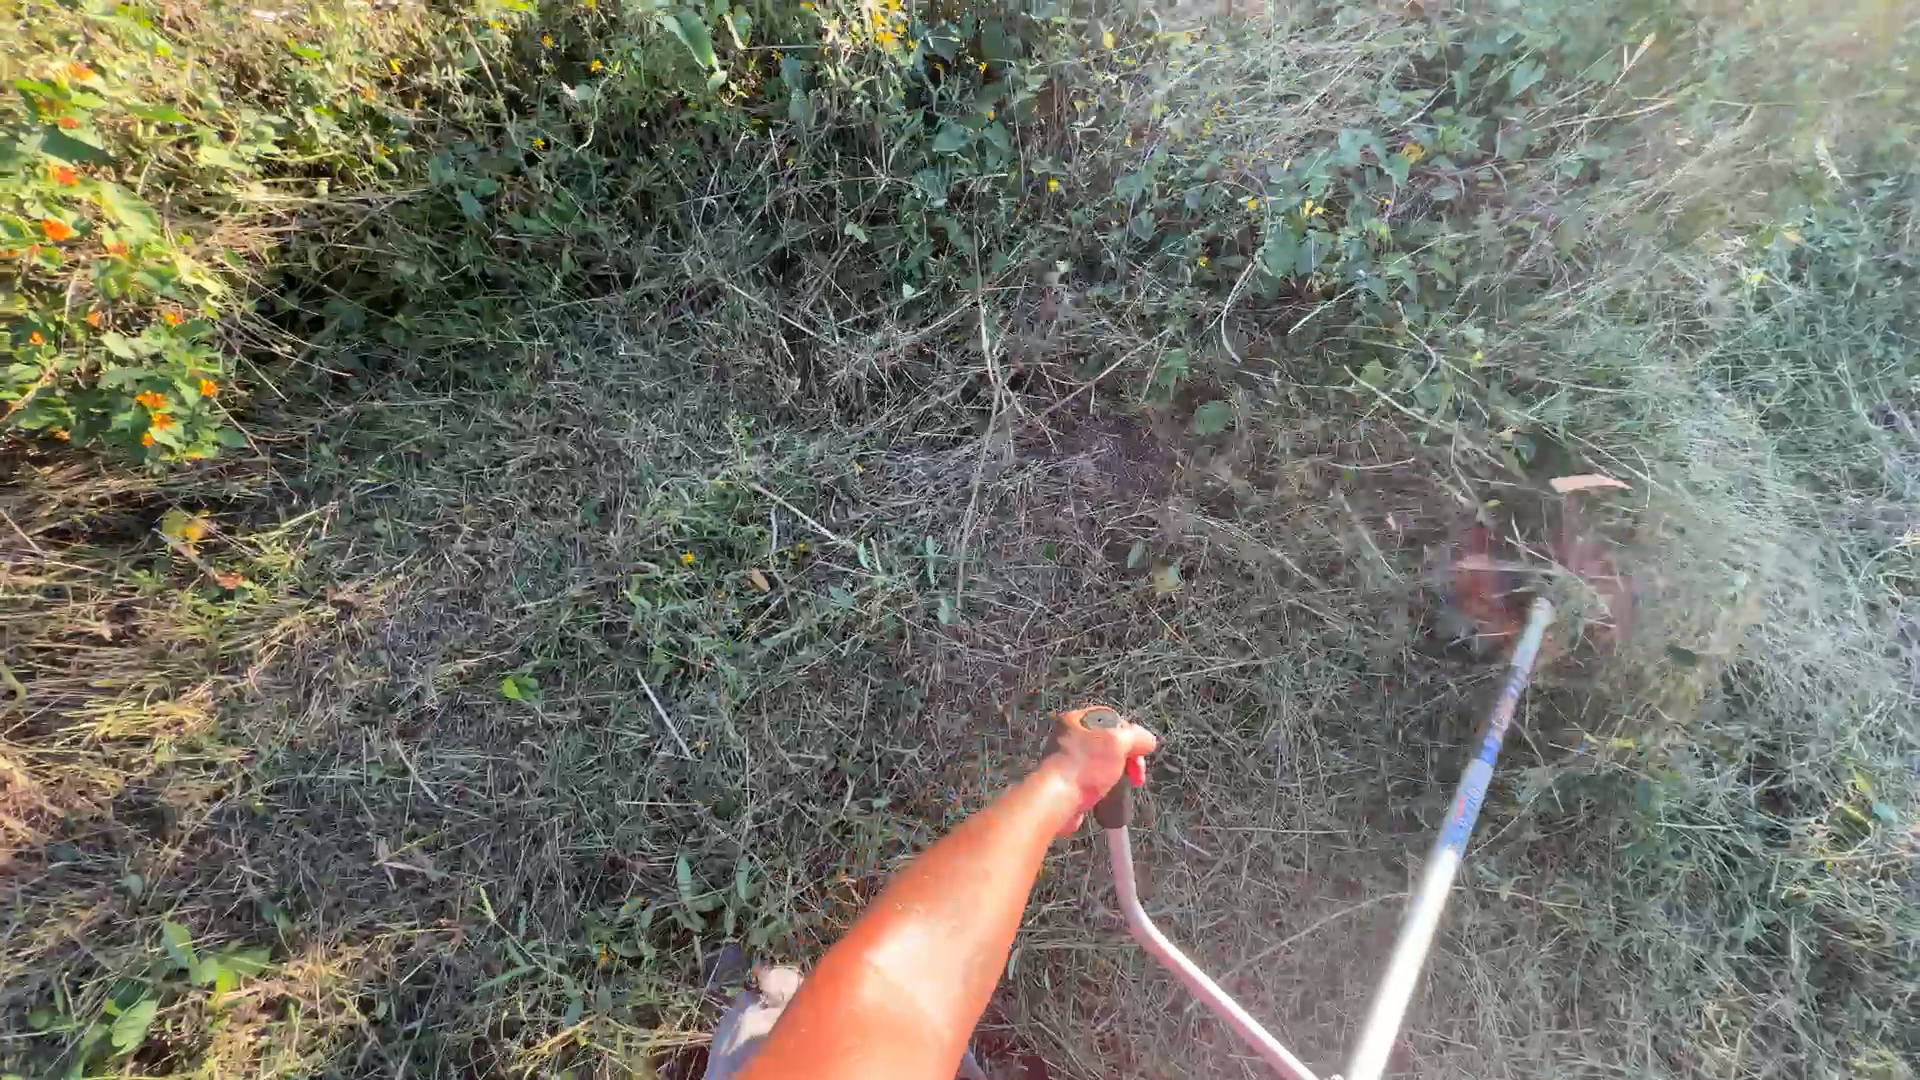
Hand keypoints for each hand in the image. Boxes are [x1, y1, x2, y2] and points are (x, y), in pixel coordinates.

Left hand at [1041, 704, 1157, 832]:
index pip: (1112, 718)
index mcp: (1077, 720)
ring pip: (1104, 763)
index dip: (1130, 733)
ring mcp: (1068, 760)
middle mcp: (1069, 737)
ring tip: (1124, 786)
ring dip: (1119, 774)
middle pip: (1110, 742)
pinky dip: (1105, 787)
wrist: (1057, 799)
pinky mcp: (1070, 783)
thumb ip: (1137, 736)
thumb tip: (1148, 741)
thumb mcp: (1118, 742)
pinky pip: (1094, 781)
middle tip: (1137, 775)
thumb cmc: (1085, 765)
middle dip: (1128, 758)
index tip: (1140, 752)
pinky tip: (1108, 795)